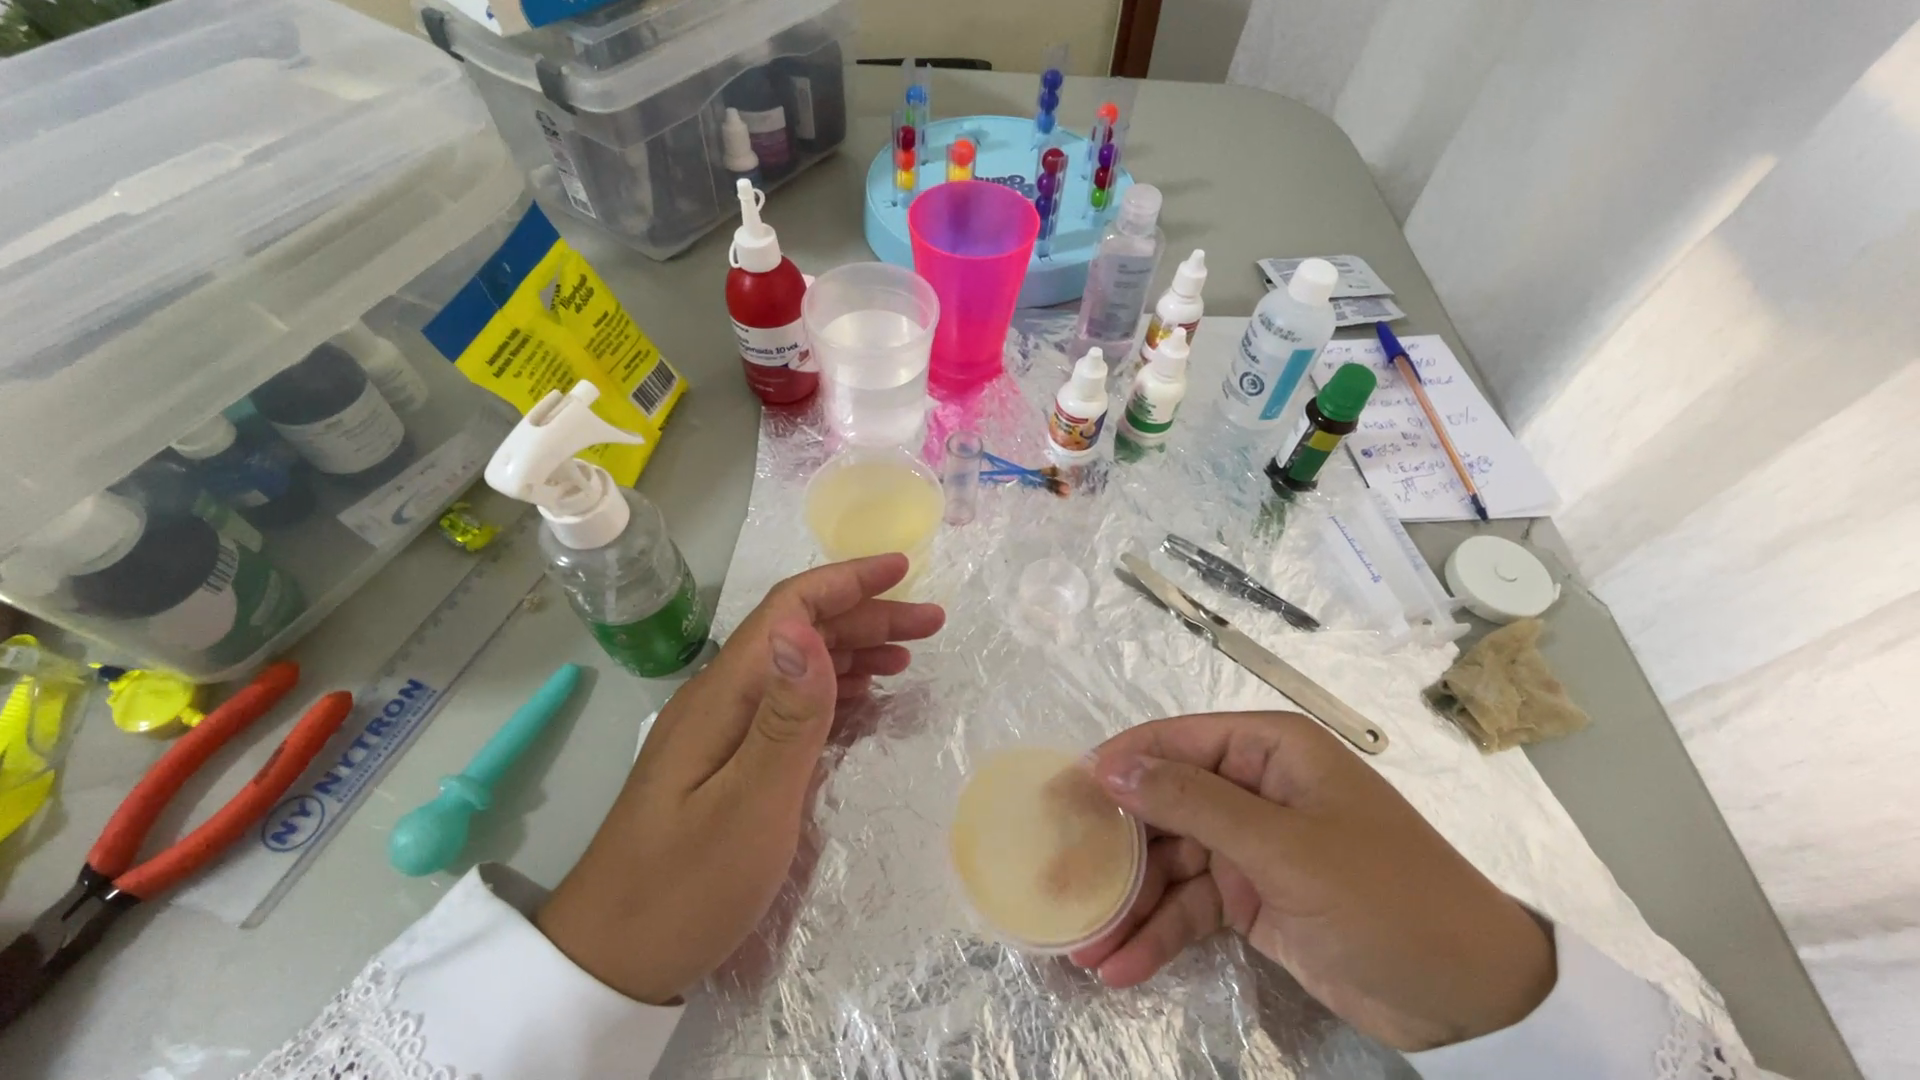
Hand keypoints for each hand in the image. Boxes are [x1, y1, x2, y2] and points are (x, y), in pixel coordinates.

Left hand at [535, 554, 944, 1004]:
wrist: (612, 959)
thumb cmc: (685, 887)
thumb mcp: (750, 805)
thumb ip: (787, 715)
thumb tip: (806, 626)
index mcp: (725, 695)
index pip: (790, 610)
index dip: (848, 581)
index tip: (905, 569)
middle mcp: (723, 700)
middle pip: (800, 634)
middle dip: (866, 616)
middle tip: (932, 625)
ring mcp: (723, 732)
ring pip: (797, 668)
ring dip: (854, 651)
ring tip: (908, 655)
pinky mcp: (729, 764)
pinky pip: (791, 707)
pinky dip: (835, 692)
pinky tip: (863, 699)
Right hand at [1072, 711, 1555, 1051]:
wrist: (1472, 999)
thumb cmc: (1384, 895)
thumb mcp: (1284, 847)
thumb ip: (1193, 803)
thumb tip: (1110, 767)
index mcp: (1268, 751)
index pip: (1174, 743)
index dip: (1116, 766)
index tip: (1060, 797)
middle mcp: (1253, 790)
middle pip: (1162, 807)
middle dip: (1112, 848)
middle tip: (1054, 878)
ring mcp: (1250, 848)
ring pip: (1170, 865)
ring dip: (1128, 904)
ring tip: (1079, 944)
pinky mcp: (1251, 900)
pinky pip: (1190, 909)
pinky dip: (1158, 936)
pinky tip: (1122, 967)